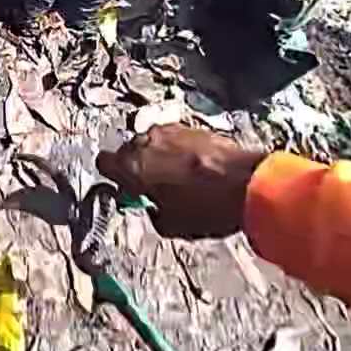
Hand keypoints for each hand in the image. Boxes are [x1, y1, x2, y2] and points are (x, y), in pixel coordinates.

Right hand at [96, 126, 267, 239]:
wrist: (246, 184)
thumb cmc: (207, 207)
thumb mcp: (171, 225)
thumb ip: (151, 211)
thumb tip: (153, 206)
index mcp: (131, 165)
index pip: (104, 163)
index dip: (114, 176)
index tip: (125, 188)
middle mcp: (144, 141)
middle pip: (128, 150)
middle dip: (139, 166)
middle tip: (155, 188)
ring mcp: (167, 130)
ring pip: (152, 142)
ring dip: (159, 156)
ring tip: (180, 179)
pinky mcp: (189, 126)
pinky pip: (173, 138)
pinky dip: (179, 150)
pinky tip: (195, 170)